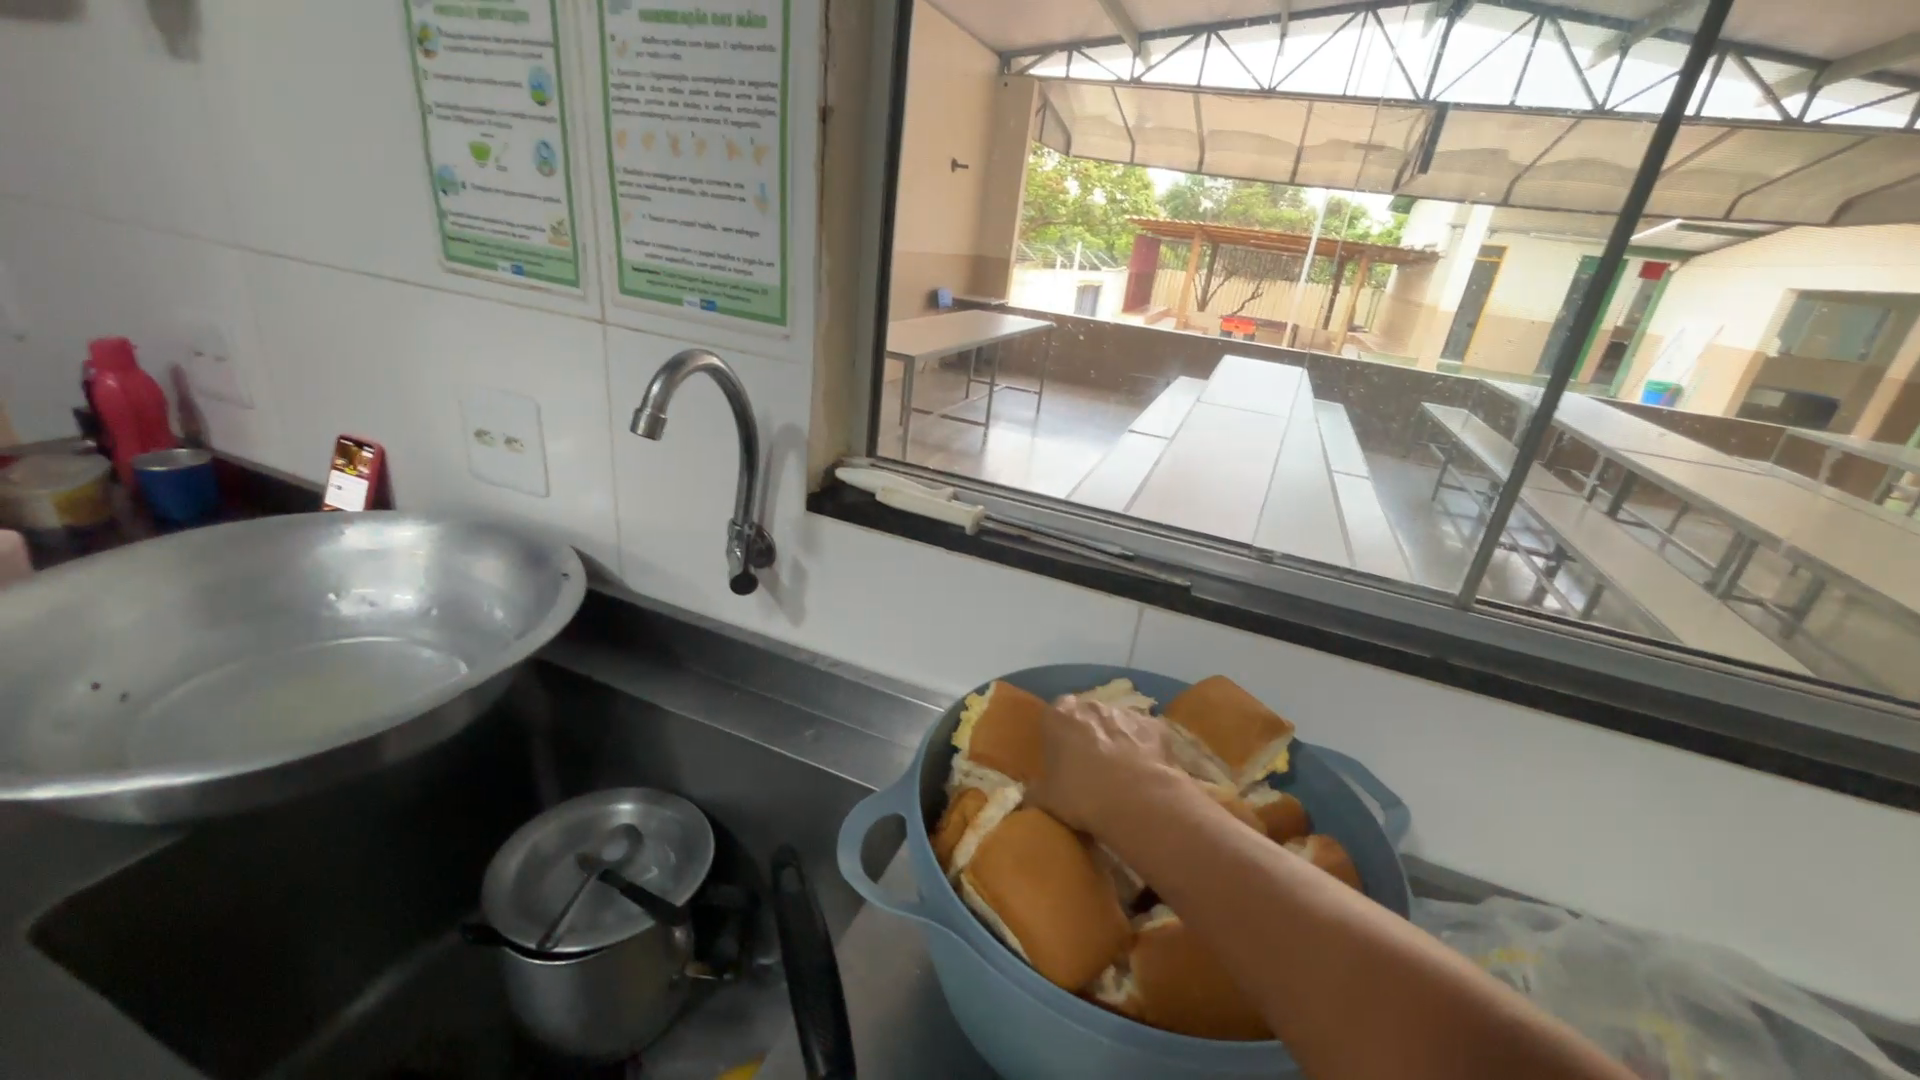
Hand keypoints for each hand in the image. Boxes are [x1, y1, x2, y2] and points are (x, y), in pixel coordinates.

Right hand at [1027, 693, 1181, 838]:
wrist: (1136, 800)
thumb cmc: (1081, 794)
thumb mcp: (1047, 799)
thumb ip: (1036, 791)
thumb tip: (1029, 796)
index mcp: (1060, 716)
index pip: (1054, 715)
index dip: (1058, 734)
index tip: (1061, 756)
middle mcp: (1092, 706)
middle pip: (1088, 715)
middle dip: (1088, 734)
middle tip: (1090, 766)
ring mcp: (1127, 713)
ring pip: (1118, 723)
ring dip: (1117, 740)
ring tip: (1121, 773)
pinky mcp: (1156, 727)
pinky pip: (1145, 736)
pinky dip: (1145, 749)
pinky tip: (1146, 773)